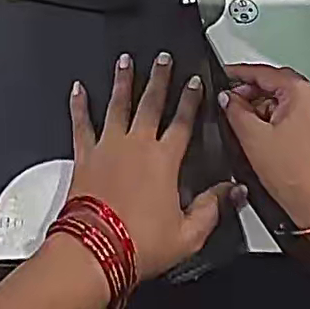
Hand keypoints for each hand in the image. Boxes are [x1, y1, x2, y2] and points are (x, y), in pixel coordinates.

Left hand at [66, 52, 233, 281]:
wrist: (95, 250)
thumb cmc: (138, 243)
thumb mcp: (188, 234)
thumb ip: (212, 208)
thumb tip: (232, 192)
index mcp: (164, 160)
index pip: (182, 121)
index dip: (190, 99)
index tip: (194, 82)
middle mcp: (136, 145)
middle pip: (150, 103)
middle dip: (159, 78)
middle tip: (163, 59)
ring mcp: (108, 146)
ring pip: (117, 104)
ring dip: (122, 81)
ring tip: (125, 61)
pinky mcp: (84, 155)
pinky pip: (81, 123)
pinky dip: (79, 105)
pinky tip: (77, 89)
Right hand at [217, 63, 309, 230]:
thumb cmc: (300, 177)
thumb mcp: (252, 137)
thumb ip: (234, 110)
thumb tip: (227, 98)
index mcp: (303, 92)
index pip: (264, 72)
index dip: (238, 73)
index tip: (223, 75)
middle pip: (276, 85)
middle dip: (250, 93)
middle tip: (228, 104)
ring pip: (285, 102)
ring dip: (262, 110)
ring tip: (244, 128)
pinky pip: (295, 117)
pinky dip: (276, 122)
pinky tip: (262, 140)